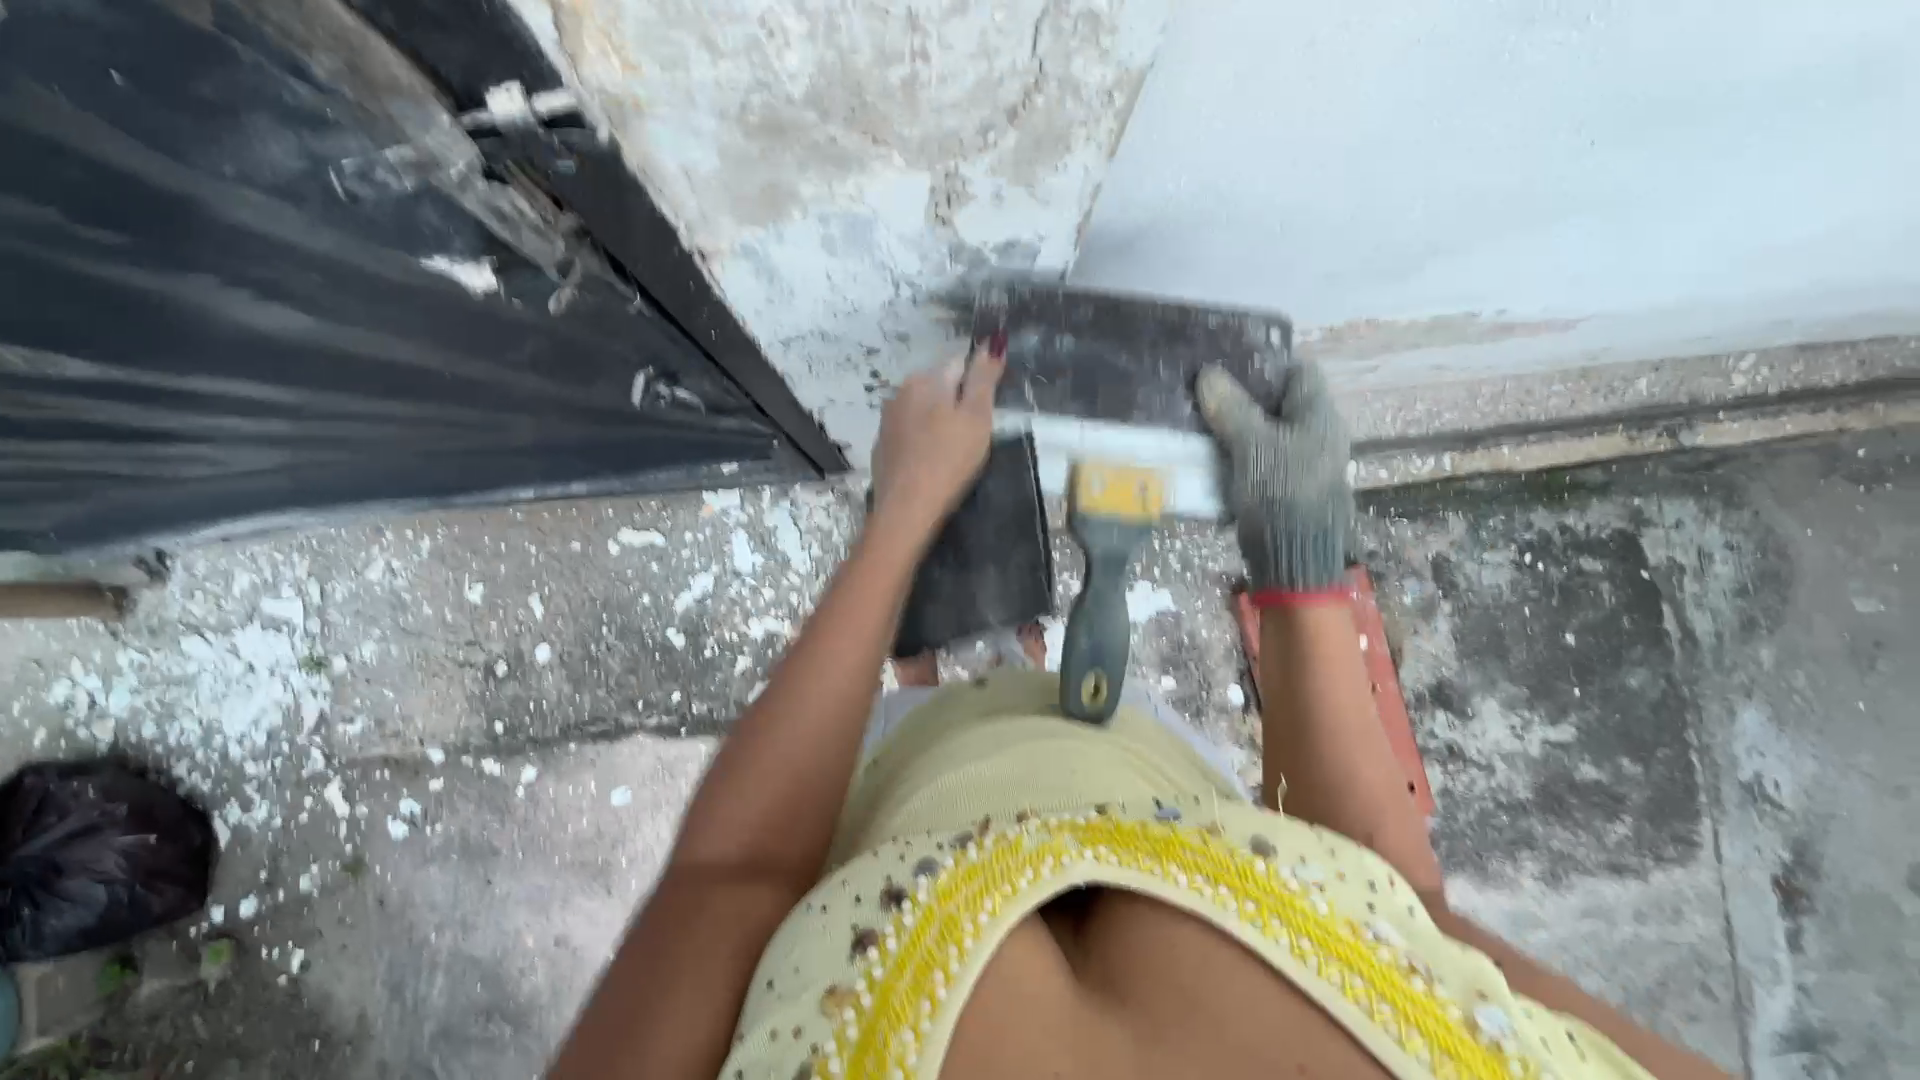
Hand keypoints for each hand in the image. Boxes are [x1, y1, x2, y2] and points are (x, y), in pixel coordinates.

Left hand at [869, 339, 1005, 536]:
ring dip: (938, 422)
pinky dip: (922, 441)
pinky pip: (909, 433)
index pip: (959, 365)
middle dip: (956, 403)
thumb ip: (984, 378)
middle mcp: (901, 391)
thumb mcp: (977, 417)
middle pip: (939, 387)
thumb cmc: (949, 460)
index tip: (985, 414)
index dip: (977, 386)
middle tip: (972, 437)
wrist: (906, 508)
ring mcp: (887, 419)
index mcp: (926, 380)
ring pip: (922, 410)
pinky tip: (931, 463)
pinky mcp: (882, 445)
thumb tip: (992, 341)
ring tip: (953, 452)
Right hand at [1195, 363, 1351, 592]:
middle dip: (1244, 395)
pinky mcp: (1288, 485)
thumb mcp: (1251, 446)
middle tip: (1205, 392)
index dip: (1265, 363)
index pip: (1299, 370)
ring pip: (1268, 430)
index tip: (1228, 365)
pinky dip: (1239, 451)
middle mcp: (1318, 433)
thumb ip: (1230, 408)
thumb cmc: (1280, 492)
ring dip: (1238, 425)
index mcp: (1319, 414)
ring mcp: (1305, 461)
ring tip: (1201, 420)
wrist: (1294, 557)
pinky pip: (1262, 456)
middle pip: (1281, 401)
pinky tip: (1212, 454)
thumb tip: (1208, 372)